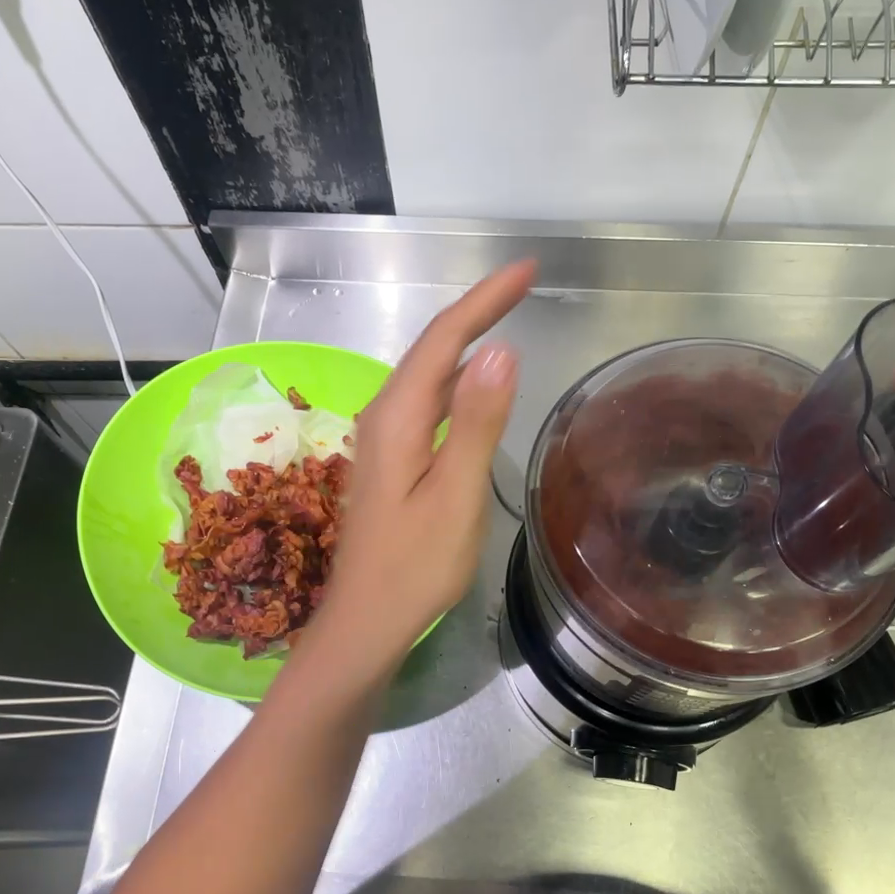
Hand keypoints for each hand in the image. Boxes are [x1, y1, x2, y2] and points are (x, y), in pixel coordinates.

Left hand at [316, 260, 533, 659]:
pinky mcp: (392, 462)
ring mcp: (385, 440)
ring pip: (429, 376)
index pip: (444, 339)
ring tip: (506, 321)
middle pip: (433, 349)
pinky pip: (428, 404)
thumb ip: (477, 424)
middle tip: (525, 287)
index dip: (485, 301)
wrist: (367, 622)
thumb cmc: (415, 567)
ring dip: (467, 344)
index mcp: (399, 418)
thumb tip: (500, 351)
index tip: (527, 270)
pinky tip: (477, 390)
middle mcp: (385, 417)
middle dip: (478, 312)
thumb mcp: (456, 495)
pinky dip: (458, 383)